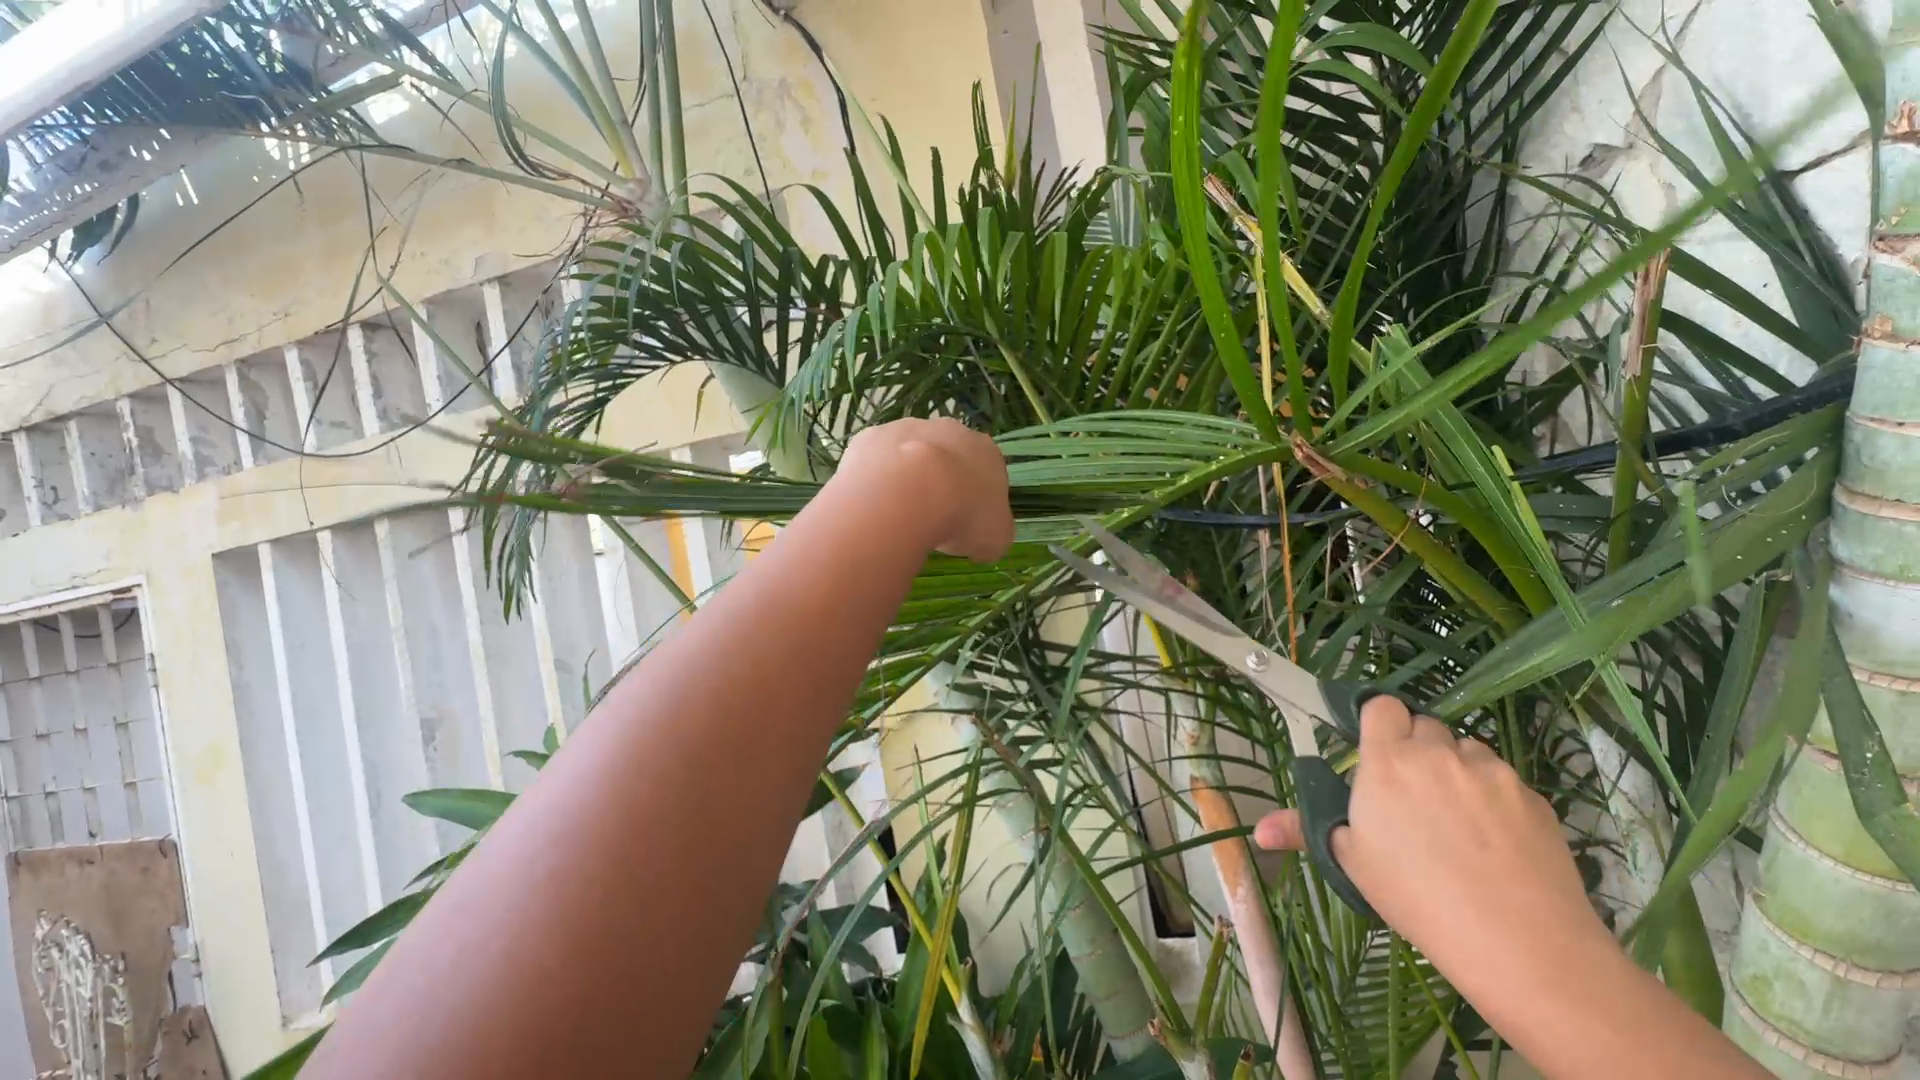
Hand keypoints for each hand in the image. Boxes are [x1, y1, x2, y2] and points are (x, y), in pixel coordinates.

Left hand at [836, 417, 1013, 562]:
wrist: (907, 494)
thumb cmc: (962, 516)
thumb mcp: (994, 539)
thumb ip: (993, 532)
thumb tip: (984, 539)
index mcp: (986, 452)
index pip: (985, 473)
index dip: (975, 500)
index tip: (964, 524)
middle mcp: (949, 430)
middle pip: (947, 458)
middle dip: (939, 484)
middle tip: (930, 520)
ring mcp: (908, 428)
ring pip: (908, 455)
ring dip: (905, 479)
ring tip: (897, 515)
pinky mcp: (871, 436)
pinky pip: (874, 460)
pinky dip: (873, 479)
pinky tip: (872, 504)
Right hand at [1254, 697, 1609, 1000]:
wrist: (1517, 938)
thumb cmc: (1416, 897)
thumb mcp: (1351, 862)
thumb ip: (1305, 831)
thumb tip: (1259, 831)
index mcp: (1387, 762)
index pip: (1381, 706)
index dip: (1379, 723)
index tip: (1376, 753)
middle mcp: (1438, 753)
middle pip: (1425, 726)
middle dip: (1418, 749)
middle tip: (1412, 794)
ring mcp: (1490, 772)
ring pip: (1466, 752)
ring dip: (1456, 770)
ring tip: (1457, 820)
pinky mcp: (1532, 795)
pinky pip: (1503, 781)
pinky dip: (1494, 798)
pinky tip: (1495, 842)